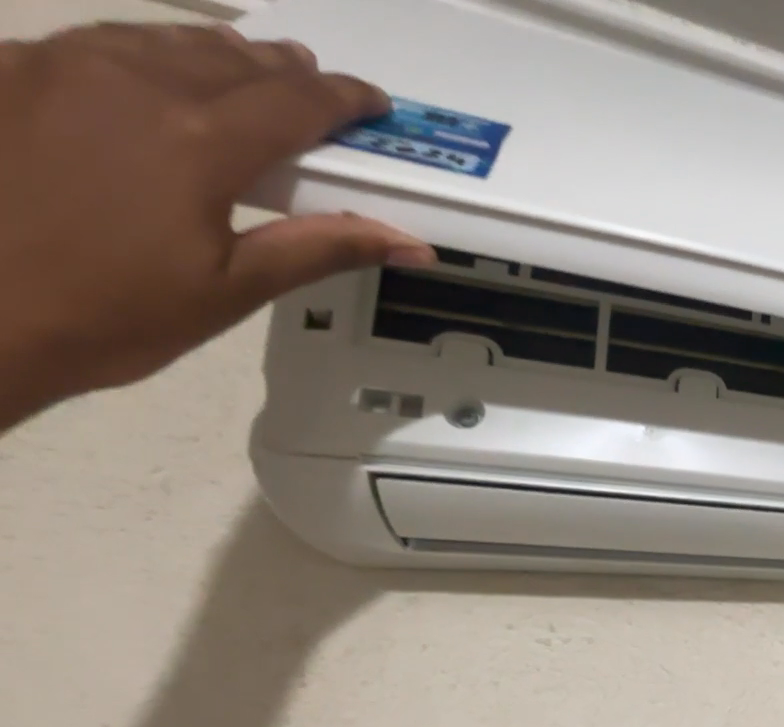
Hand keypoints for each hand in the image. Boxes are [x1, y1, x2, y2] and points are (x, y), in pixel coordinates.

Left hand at [0, 22, 434, 426]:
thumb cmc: (113, 313)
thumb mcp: (235, 288)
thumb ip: (324, 247)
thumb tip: (415, 243)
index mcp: (197, 140)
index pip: (294, 103)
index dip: (342, 98)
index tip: (375, 102)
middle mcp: (128, 83)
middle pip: (229, 59)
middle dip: (282, 69)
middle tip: (315, 79)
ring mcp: (52, 68)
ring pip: (156, 38)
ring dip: (214, 51)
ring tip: (244, 63)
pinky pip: (88, 44)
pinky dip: (139, 52)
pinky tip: (147, 72)